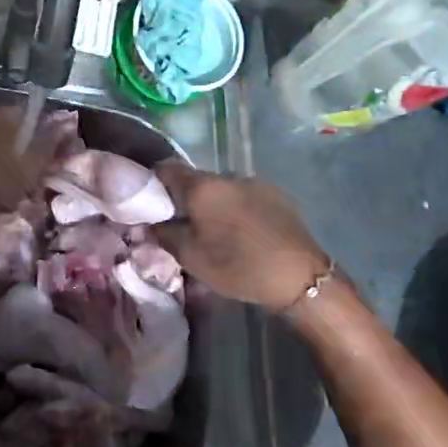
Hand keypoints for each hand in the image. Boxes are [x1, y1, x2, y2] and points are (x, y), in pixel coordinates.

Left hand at [0, 104, 60, 213]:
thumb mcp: (33, 163)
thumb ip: (52, 142)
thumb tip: (68, 123)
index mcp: (6, 113)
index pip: (39, 115)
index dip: (55, 134)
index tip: (64, 155)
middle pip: (25, 133)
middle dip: (38, 153)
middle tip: (48, 175)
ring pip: (12, 150)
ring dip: (24, 167)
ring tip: (31, 188)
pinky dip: (8, 175)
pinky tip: (11, 194)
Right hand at [153, 163, 331, 309]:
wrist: (301, 277)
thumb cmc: (238, 267)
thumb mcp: (191, 257)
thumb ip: (163, 234)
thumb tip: (147, 224)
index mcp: (202, 186)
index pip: (165, 169)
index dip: (151, 184)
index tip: (146, 206)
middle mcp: (227, 175)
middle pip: (194, 180)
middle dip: (182, 199)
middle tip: (177, 226)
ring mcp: (254, 182)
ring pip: (219, 189)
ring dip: (209, 205)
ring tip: (211, 233)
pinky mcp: (276, 194)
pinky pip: (242, 196)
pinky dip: (232, 210)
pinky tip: (239, 234)